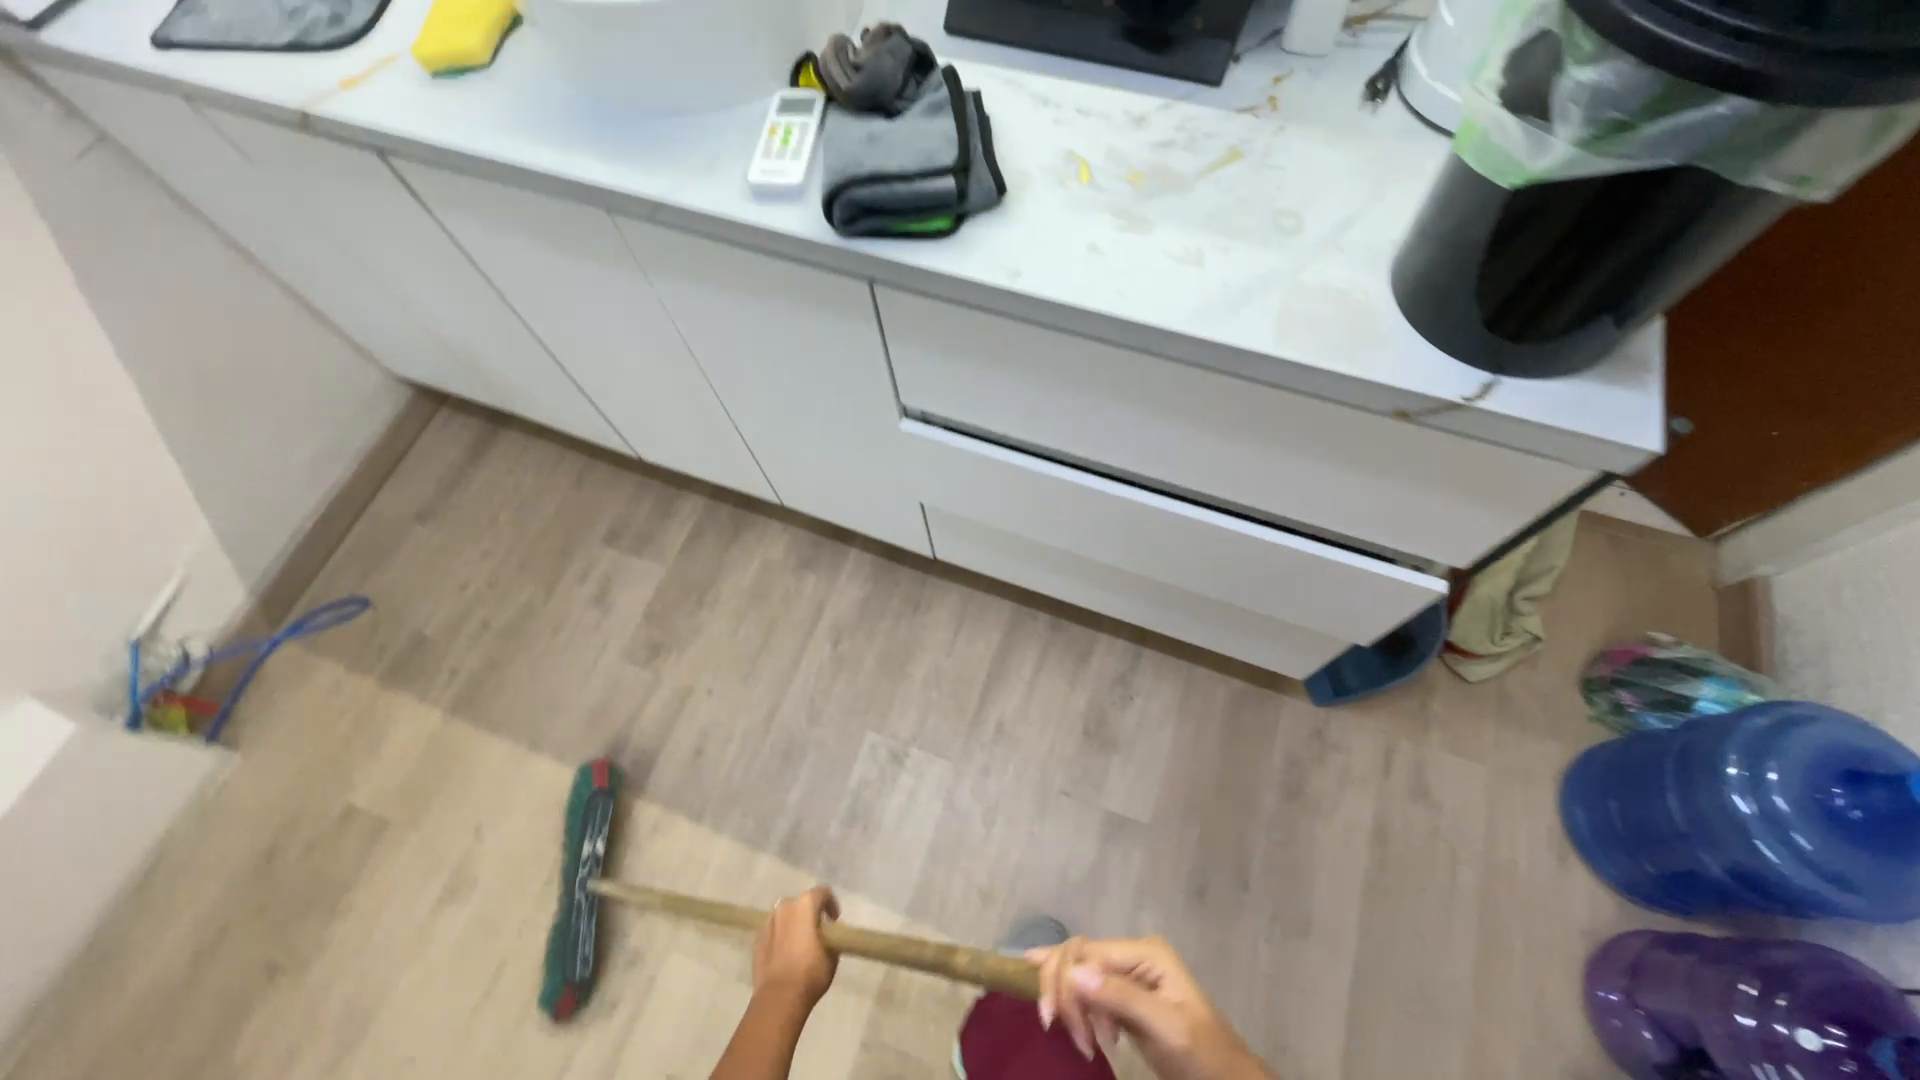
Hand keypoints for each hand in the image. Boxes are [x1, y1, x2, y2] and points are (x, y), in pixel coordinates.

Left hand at [752, 886, 839, 1007]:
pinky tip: (785, 952)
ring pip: (784, 915)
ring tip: (800, 941)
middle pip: (801, 902)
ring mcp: (768, 922)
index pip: (822, 892)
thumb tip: (826, 934)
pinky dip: (780, 935)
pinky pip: (773, 930)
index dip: (831, 904)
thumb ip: (830, 936)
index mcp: (805, 905)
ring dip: (794, 923)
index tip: (834, 921)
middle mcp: (784, 907)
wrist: (779, 996)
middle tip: (818, 931)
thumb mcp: (833, 953)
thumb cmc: (811, 972)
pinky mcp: (757, 939)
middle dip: (810, 913)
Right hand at [1028, 936, 1271, 1079]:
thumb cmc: (1201, 1054)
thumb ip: (1121, 997)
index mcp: (1146, 953)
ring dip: (1068, 1004)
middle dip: (1062, 990)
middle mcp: (1133, 955)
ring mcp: (1128, 973)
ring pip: (1076, 970)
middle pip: (1077, 954)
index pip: (1087, 952)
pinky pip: (1086, 988)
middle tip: (1055, 1028)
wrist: (1225, 1079)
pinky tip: (1070, 1021)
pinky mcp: (1123, 996)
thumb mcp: (1165, 1027)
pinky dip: (1073, 1006)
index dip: (1066, 983)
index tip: (1060, 1025)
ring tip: (1081, 1041)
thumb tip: (1073, 972)